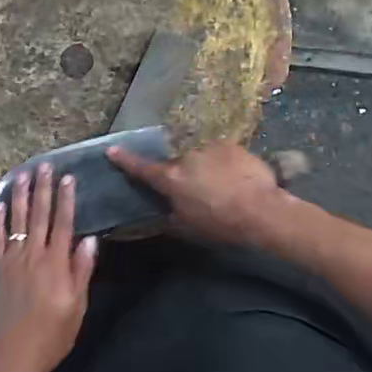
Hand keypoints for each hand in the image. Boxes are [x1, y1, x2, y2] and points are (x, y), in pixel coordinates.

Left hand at [0, 163, 97, 371]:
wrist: (14, 357)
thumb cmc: (53, 334)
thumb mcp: (77, 304)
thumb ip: (82, 270)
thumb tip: (90, 238)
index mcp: (56, 263)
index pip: (64, 223)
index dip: (66, 199)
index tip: (68, 177)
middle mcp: (34, 256)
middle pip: (39, 216)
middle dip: (42, 189)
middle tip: (44, 165)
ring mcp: (13, 261)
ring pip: (17, 221)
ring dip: (19, 196)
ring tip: (21, 174)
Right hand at [107, 141, 295, 244]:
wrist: (260, 210)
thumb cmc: (220, 223)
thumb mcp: (187, 227)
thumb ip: (169, 215)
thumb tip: (161, 209)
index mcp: (172, 179)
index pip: (142, 168)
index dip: (125, 160)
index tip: (112, 150)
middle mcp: (187, 157)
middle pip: (179, 165)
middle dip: (185, 176)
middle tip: (200, 193)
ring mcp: (210, 147)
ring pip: (202, 158)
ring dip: (206, 169)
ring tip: (223, 188)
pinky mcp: (232, 145)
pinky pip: (221, 154)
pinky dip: (225, 165)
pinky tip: (237, 179)